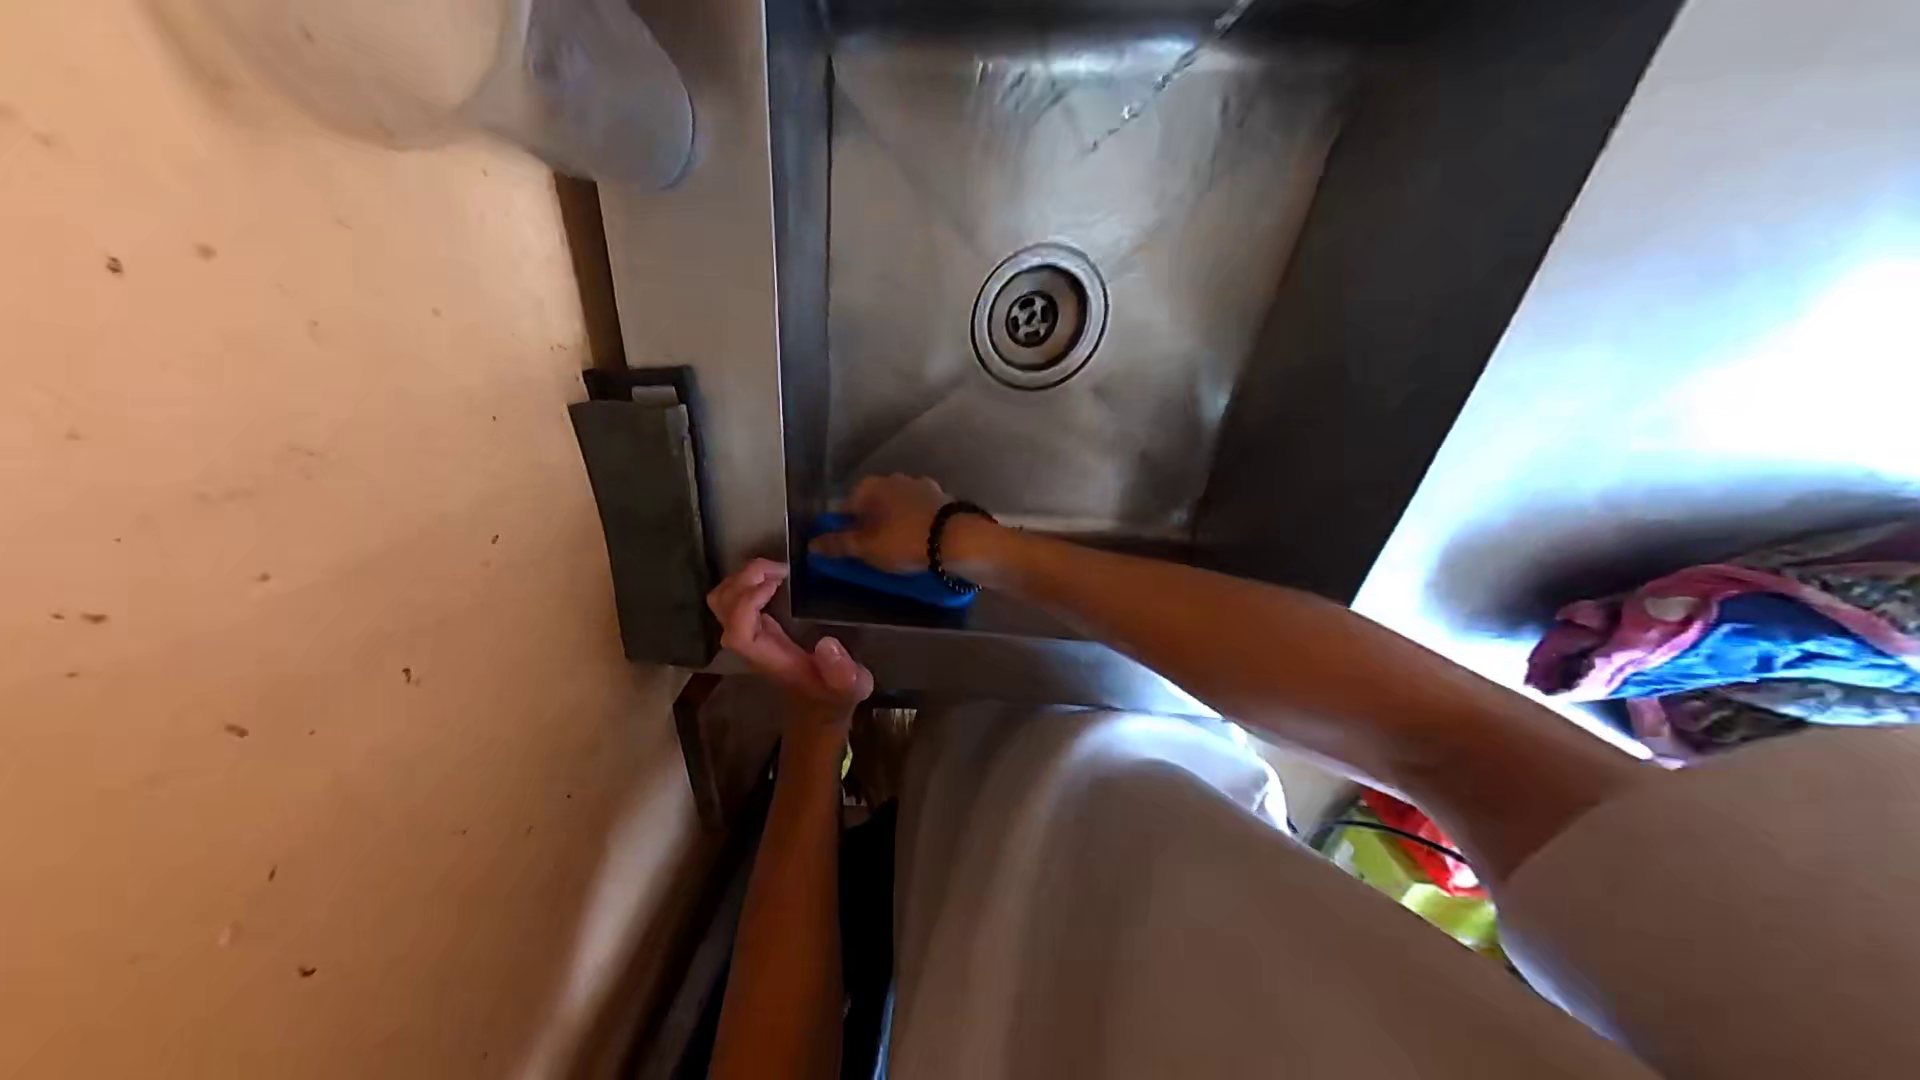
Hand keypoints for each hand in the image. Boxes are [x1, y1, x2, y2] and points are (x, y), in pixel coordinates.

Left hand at [706, 559, 873, 714]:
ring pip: (722, 600)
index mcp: (769, 658)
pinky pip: (733, 599)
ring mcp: (748, 634)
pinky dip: (747, 582)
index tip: (777, 584)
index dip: (747, 602)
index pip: (738, 631)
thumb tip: (827, 644)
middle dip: (745, 580)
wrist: (818, 705)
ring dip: (743, 578)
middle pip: (723, 608)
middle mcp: (751, 645)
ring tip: (777, 571)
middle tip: (781, 569)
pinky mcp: (752, 626)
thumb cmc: (834, 695)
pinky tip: (775, 579)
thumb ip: (842, 672)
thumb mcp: (851, 686)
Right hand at [808, 474, 950, 572]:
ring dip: (894, 523)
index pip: (845, 506)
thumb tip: (811, 544)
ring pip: (898, 506)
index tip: (847, 549)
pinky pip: (919, 513)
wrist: (960, 539)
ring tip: (896, 549)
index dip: (843, 528)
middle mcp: (895, 479)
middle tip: (871, 551)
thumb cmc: (905, 541)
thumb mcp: (866, 547)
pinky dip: (915, 524)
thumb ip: (838, 544)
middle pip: (873, 504)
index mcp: (871, 486)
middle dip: (869, 525)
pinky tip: (918, 541)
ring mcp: (921, 486)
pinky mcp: (942, 499)